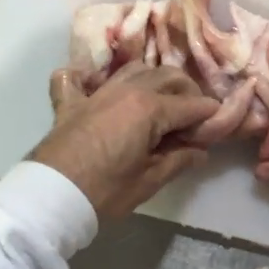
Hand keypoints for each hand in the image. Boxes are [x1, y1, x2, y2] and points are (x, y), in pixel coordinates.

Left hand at [32, 63, 221, 218]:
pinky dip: (86, 78)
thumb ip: (178, 161)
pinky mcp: (70, 103)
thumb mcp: (149, 181)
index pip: (193, 105)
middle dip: (188, 92)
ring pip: (134, 70)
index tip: (218, 128)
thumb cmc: (104, 192)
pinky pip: (76, 78)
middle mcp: (126, 90)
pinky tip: (95, 88)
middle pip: (168, 77)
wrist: (49, 198)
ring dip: (152, 80)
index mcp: (150, 108)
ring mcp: (96, 92)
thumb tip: (200, 151)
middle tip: (193, 119)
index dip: (210, 116)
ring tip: (159, 103)